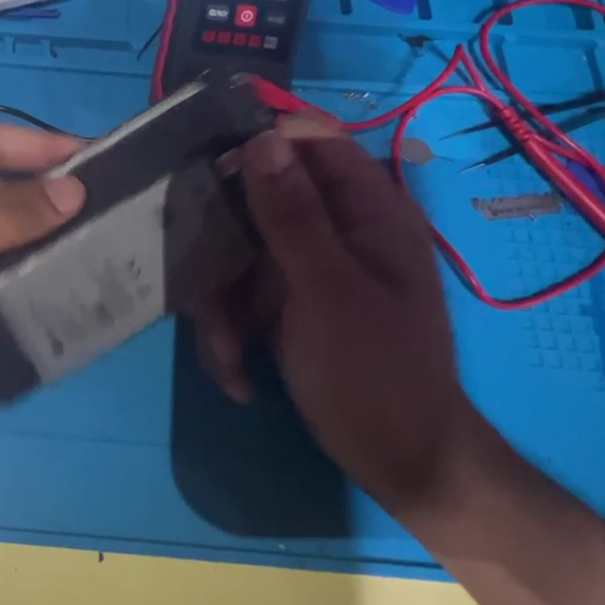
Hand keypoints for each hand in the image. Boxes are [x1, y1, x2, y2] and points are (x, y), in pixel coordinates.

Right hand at [189, 113, 481, 510]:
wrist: (400, 466)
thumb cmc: (375, 377)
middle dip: (220, 247)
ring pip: (237, 250)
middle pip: (257, 197)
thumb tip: (260, 138)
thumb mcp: (327, 293)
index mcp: (368, 211)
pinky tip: (239, 372)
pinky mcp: (288, 301)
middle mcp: (337, 228)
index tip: (203, 175)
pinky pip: (240, 292)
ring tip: (229, 351)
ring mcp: (309, 266)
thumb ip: (292, 215)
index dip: (255, 144)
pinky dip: (231, 329)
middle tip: (205, 289)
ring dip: (221, 303)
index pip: (308, 140)